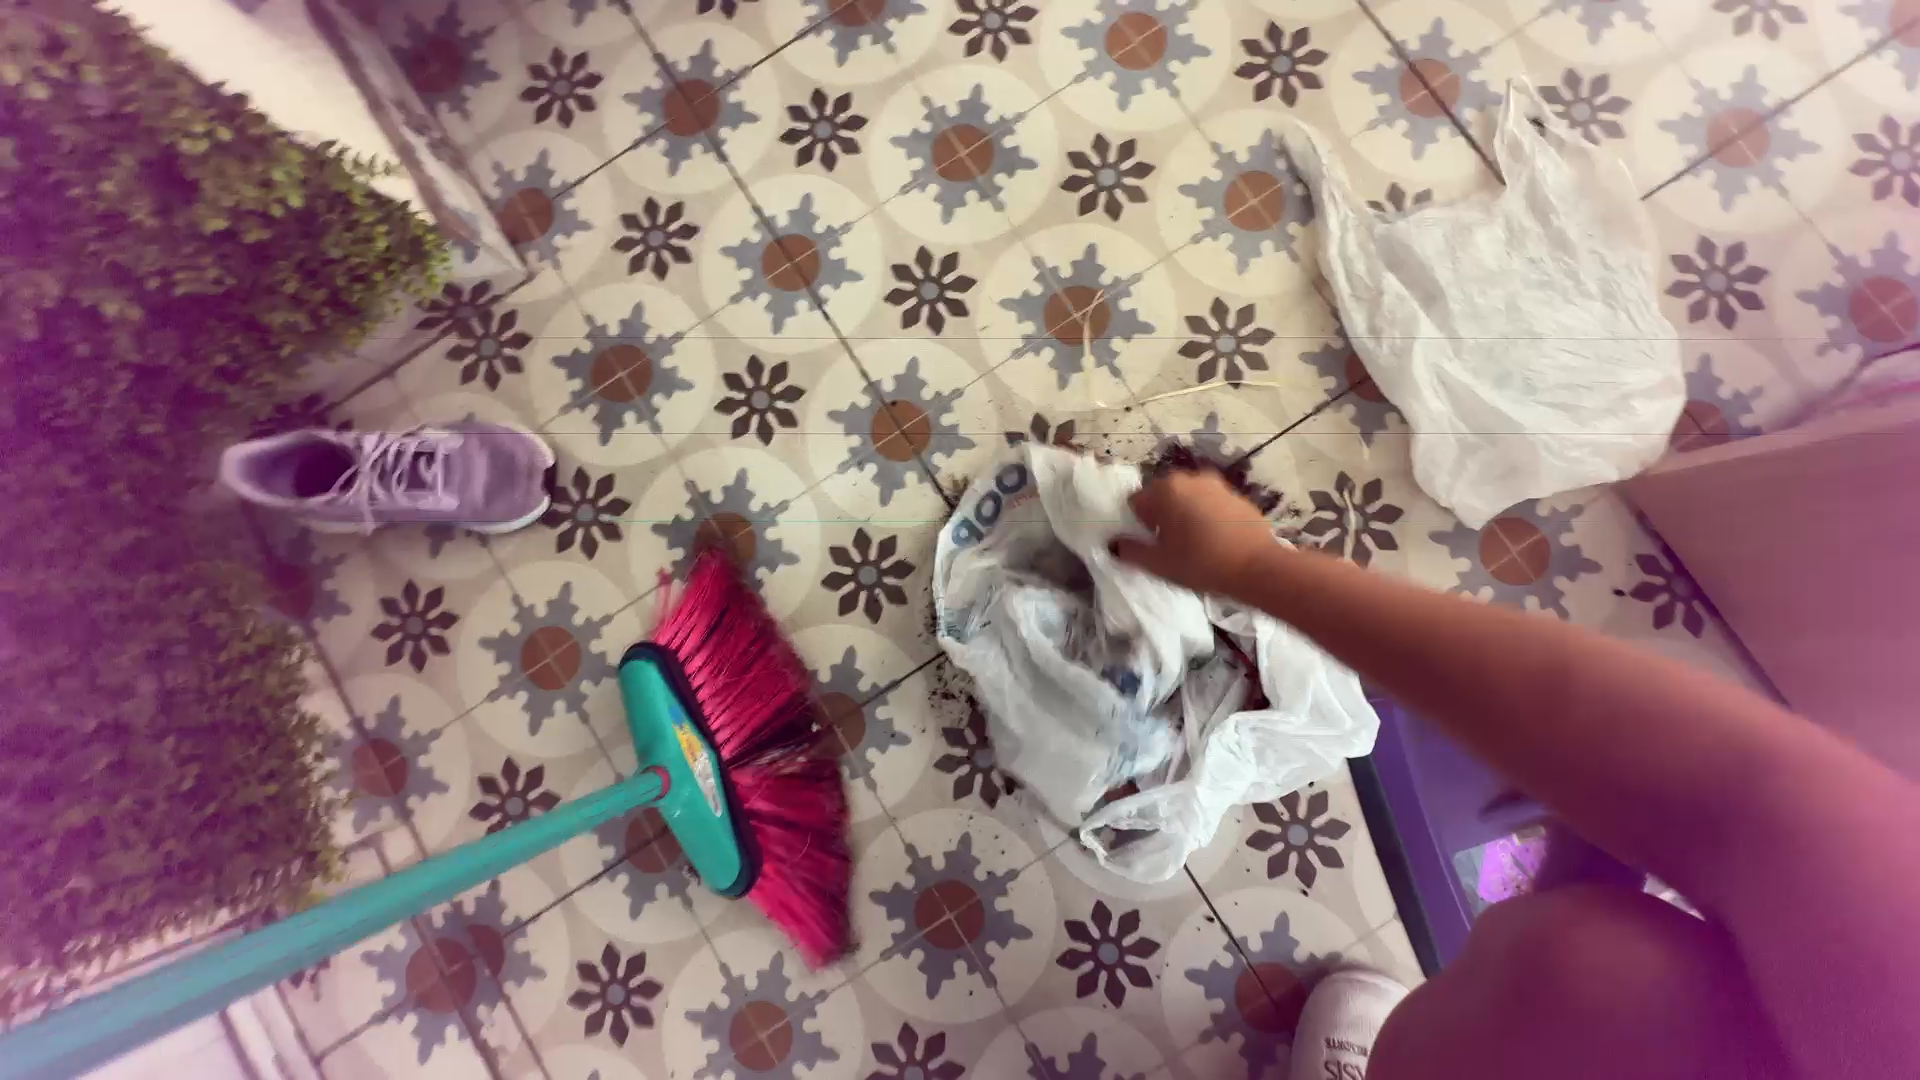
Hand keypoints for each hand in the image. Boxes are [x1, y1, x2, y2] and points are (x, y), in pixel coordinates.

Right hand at [1111, 468, 1280, 596]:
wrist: (1258, 567)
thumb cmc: (1200, 563)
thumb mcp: (1158, 563)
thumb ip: (1130, 551)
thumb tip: (1115, 544)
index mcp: (1164, 490)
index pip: (1136, 502)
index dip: (1138, 525)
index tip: (1150, 544)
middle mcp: (1188, 478)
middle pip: (1162, 496)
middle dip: (1161, 516)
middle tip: (1169, 545)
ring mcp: (1215, 484)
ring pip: (1187, 498)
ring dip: (1183, 515)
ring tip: (1192, 543)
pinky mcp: (1236, 495)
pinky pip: (1209, 503)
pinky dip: (1206, 516)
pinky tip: (1214, 540)